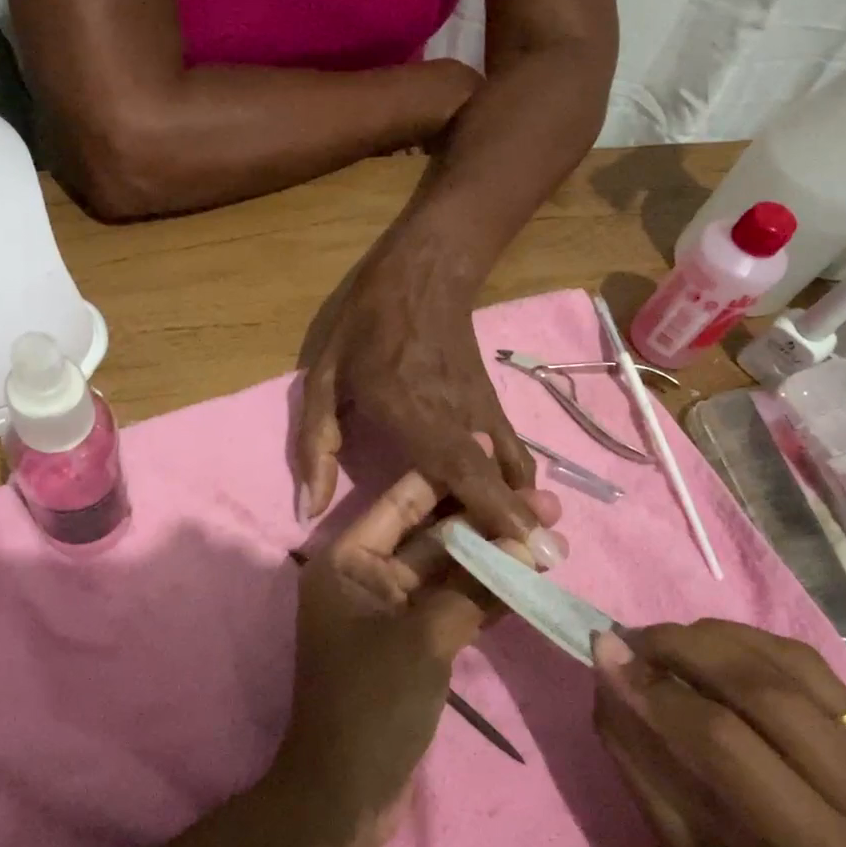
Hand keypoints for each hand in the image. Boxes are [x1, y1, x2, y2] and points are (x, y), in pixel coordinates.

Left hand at [267, 468, 528, 846]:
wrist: (344, 793)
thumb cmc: (370, 704)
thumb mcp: (422, 639)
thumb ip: (474, 590)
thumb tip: (525, 545)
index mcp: (346, 560)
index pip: (403, 502)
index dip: (451, 477)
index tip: (497, 455)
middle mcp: (366, 577)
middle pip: (433, 535)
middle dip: (486, 520)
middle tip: (548, 504)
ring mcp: (390, 612)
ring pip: (450, 573)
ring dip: (495, 558)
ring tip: (554, 538)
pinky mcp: (412, 644)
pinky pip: (453, 607)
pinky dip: (488, 596)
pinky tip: (530, 578)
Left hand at [295, 234, 560, 570]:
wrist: (423, 277)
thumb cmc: (366, 330)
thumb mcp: (326, 381)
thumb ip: (315, 445)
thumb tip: (308, 510)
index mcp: (413, 416)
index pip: (461, 471)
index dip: (493, 511)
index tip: (525, 549)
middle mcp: (459, 422)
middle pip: (497, 482)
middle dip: (519, 528)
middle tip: (537, 569)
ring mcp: (484, 413)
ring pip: (513, 470)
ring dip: (523, 510)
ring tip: (533, 552)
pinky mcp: (495, 407)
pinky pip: (514, 453)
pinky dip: (520, 484)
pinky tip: (520, 510)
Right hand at [590, 620, 845, 846]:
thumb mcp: (674, 845)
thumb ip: (635, 745)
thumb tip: (607, 654)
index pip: (725, 741)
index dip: (657, 691)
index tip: (606, 656)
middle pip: (766, 693)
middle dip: (684, 649)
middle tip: (632, 639)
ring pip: (795, 667)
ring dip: (719, 639)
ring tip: (668, 641)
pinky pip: (819, 674)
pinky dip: (757, 648)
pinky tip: (717, 651)